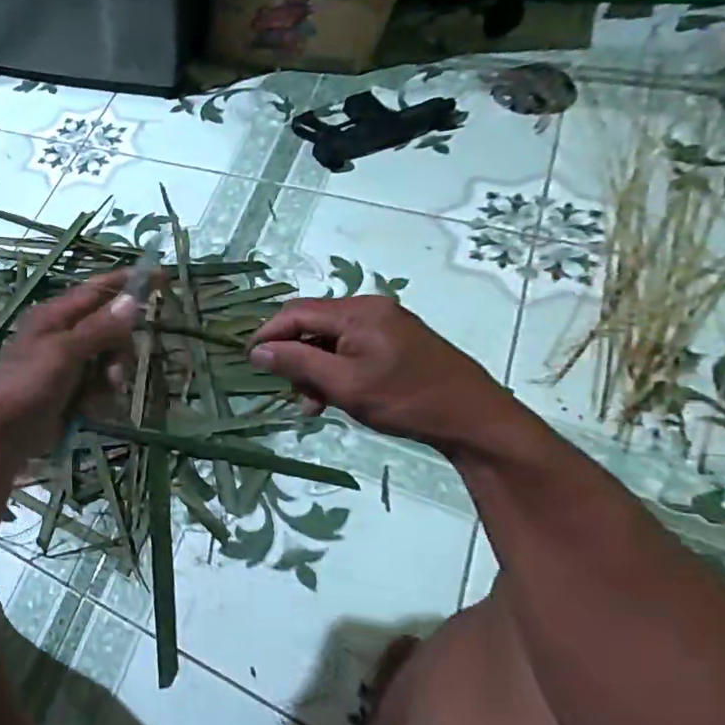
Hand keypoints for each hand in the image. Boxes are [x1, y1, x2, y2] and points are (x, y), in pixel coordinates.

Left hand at [0, 271, 141, 459]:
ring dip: (109, 380)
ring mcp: (69, 363)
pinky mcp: (73, 389)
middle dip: (119, 352)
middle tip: (113, 373)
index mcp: (56, 315)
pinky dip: (98, 398)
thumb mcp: (64, 353)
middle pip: (112, 329)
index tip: (162, 278)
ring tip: (93, 399)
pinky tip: (86, 411)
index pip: (99, 289)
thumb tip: (133, 300)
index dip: (128, 283)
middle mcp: (64, 333)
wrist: (3, 434)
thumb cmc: (27, 385)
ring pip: (110, 360)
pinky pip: (101, 385)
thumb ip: (100, 328)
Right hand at [248, 295, 522, 456]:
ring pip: (330, 338)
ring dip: (315, 368)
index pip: (295, 313)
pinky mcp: (396, 339)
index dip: (268, 335)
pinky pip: (351, 346)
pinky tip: (337, 396)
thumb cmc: (405, 400)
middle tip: (294, 396)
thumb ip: (297, 363)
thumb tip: (257, 351)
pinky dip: (336, 368)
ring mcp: (385, 322)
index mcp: (357, 311)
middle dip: (295, 357)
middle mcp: (370, 308)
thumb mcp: (343, 385)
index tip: (250, 363)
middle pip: (312, 324)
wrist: (473, 417)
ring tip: (317, 405)